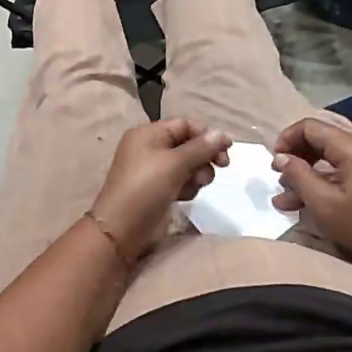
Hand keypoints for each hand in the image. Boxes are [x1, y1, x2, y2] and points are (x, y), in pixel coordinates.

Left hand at [87, 120, 231, 262]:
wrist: (122, 226)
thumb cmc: (146, 187)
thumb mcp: (175, 163)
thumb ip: (201, 147)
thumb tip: (221, 134)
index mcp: (148, 134)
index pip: (184, 125)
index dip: (206, 134)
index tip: (228, 148)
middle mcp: (150, 148)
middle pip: (189, 144)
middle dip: (204, 156)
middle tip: (221, 167)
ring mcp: (153, 170)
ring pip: (188, 165)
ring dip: (197, 174)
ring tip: (194, 185)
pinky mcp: (158, 189)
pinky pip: (181, 181)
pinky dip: (187, 187)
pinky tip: (183, 197)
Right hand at [270, 117, 351, 267]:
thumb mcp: (324, 204)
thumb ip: (298, 176)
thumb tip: (280, 157)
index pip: (311, 127)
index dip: (287, 139)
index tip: (274, 162)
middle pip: (321, 139)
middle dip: (295, 157)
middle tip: (278, 179)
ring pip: (328, 157)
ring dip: (305, 174)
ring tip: (284, 199)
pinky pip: (341, 170)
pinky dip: (321, 181)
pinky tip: (303, 202)